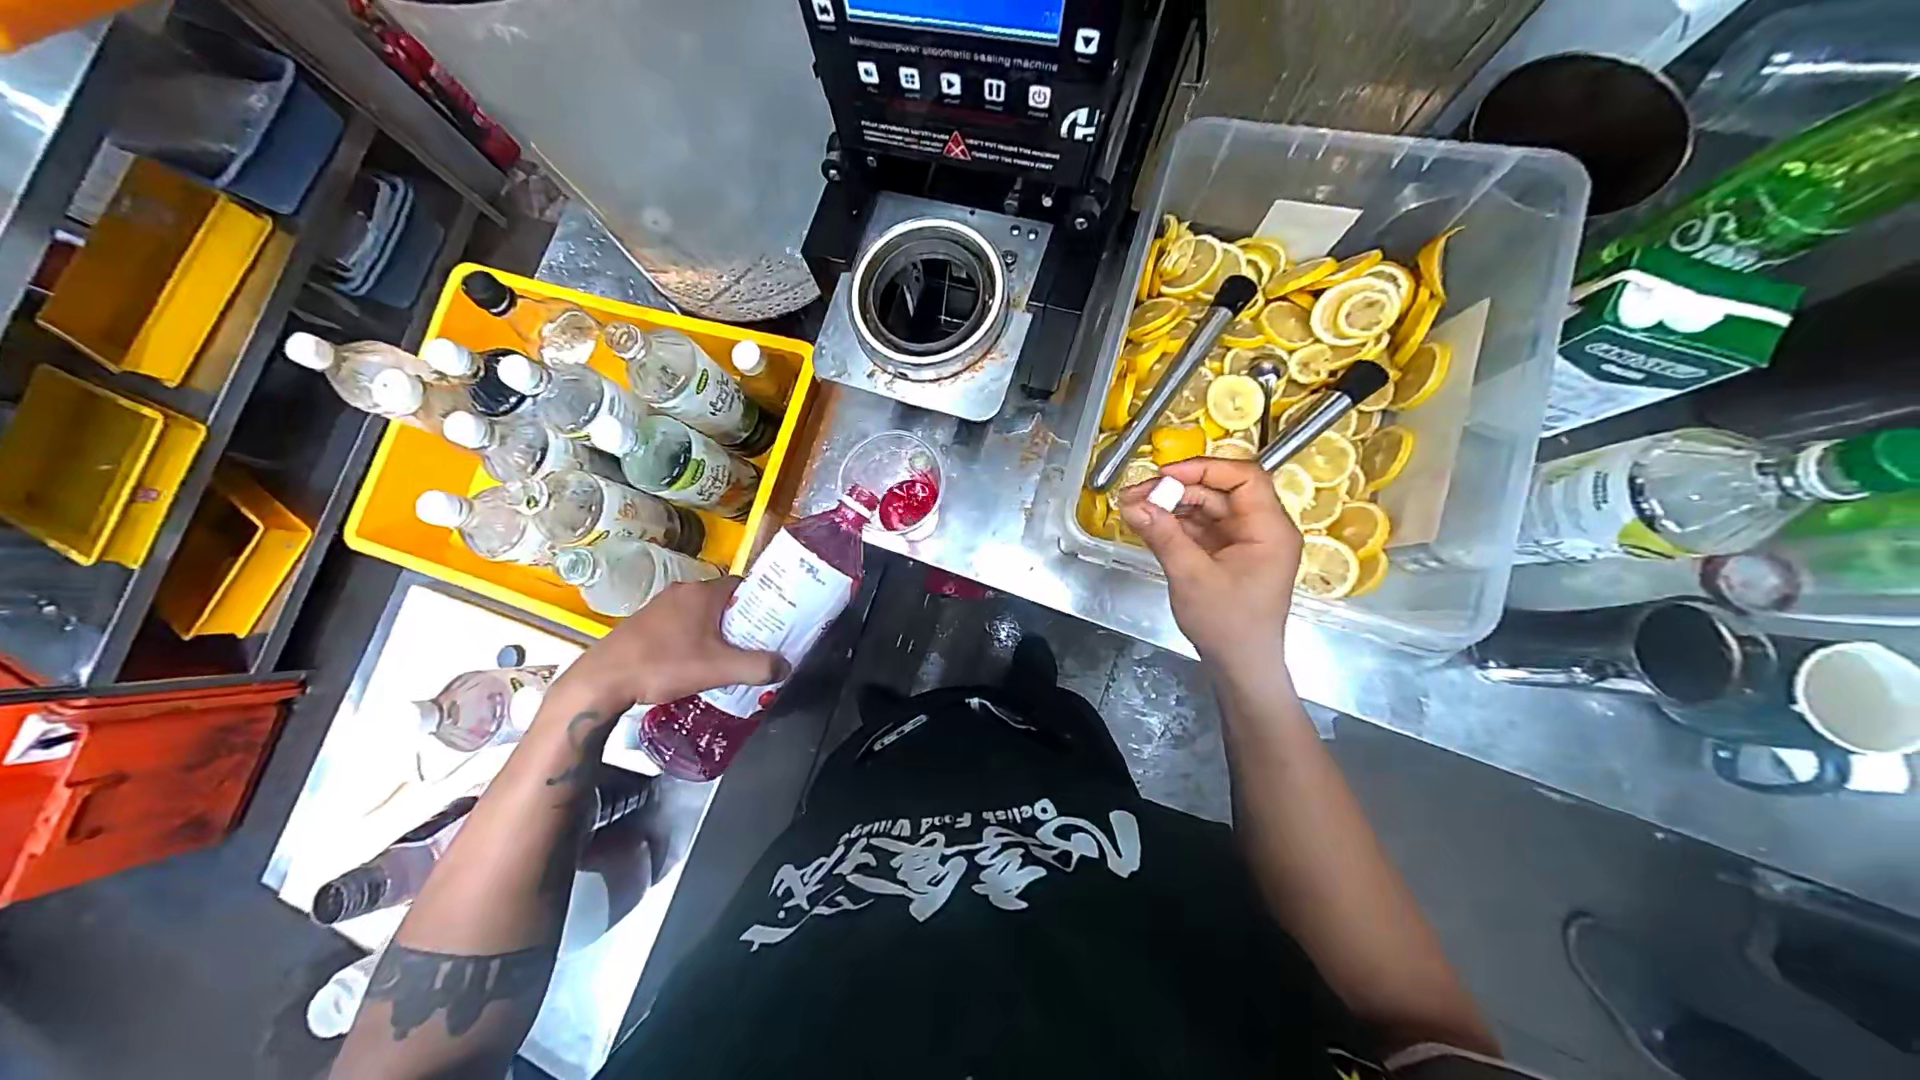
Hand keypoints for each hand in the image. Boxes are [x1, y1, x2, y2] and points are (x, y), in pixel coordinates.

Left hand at [551, 577, 787, 710]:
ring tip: (729, 655)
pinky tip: (695, 660)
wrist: (602, 681)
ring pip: (701, 612)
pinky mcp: (644, 622)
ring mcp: (660, 605)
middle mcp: (682, 591)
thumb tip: (785, 667)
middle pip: (724, 600)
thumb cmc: (664, 665)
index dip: (762, 602)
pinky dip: (694, 636)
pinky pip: (681, 623)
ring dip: (716, 630)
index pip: (744, 585)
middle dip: (741, 619)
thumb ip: (758, 667)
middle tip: (756, 643)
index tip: (774, 622)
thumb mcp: (719, 669)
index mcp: (703, 592)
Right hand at [1117, 458, 1301, 669]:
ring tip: (1136, 508)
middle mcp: (1262, 529)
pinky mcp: (1230, 554)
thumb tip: (1133, 504)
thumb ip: (1163, 535)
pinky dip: (1177, 524)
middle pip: (1221, 491)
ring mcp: (1245, 542)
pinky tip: (1150, 523)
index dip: (1205, 468)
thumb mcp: (1191, 576)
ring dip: (1173, 505)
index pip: (1244, 477)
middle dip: (1178, 489)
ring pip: (1208, 508)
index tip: (1165, 475)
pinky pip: (1203, 527)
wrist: (1240, 666)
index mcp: (1270, 529)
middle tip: (1138, 494)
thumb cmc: (1227, 625)